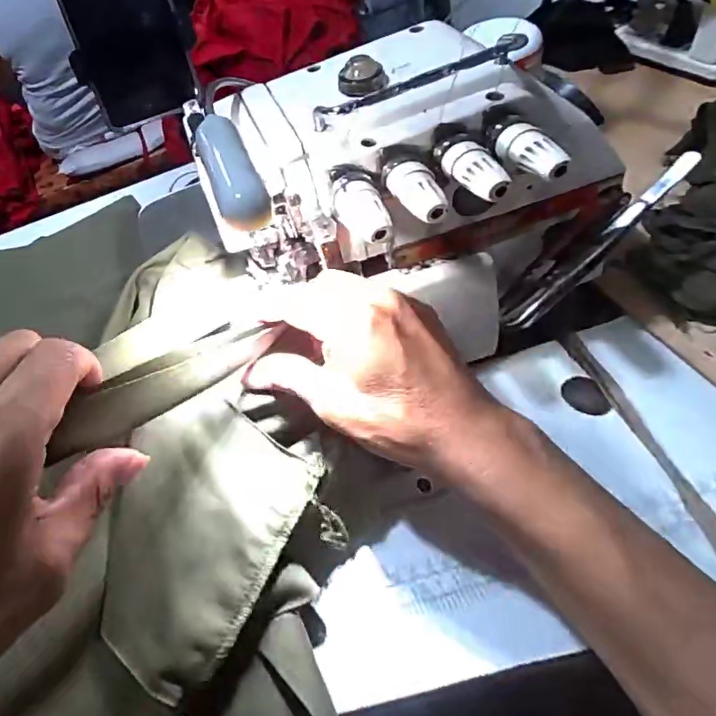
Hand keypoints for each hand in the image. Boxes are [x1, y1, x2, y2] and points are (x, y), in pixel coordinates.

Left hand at [0, 330, 147, 715]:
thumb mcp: (40, 571)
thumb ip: (89, 496)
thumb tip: (131, 456)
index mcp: (6, 432)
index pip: (60, 357)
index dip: (87, 372)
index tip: (92, 409)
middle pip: (22, 345)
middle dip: (51, 372)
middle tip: (53, 427)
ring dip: (2, 369)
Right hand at [244, 270, 513, 480]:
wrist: (462, 428)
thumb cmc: (399, 423)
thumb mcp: (336, 404)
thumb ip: (292, 377)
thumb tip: (256, 371)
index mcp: (356, 319)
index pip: (298, 301)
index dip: (270, 309)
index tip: (253, 320)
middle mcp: (379, 297)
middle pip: (321, 286)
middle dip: (297, 305)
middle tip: (281, 335)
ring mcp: (402, 299)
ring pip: (348, 287)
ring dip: (324, 304)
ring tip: (314, 340)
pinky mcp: (417, 308)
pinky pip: (372, 295)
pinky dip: (351, 306)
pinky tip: (349, 337)